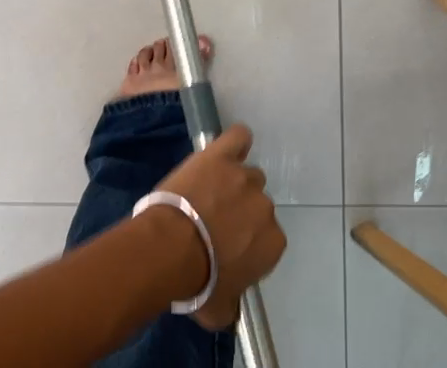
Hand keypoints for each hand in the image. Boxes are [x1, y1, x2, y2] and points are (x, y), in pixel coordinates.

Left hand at [152, 123, 285, 330]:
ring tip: (207, 191)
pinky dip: (236, 140)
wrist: (172, 248)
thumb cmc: (198, 281)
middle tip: (212, 219)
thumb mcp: (221, 308)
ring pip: (246, 174)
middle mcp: (265, 207)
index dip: (246, 239)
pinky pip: (237, 138)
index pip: (266, 236)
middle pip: (256, 202)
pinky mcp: (221, 156)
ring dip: (231, 182)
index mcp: (273, 243)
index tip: (226, 244)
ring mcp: (243, 178)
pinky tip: (228, 147)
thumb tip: (230, 309)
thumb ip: (233, 304)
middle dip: (238, 210)